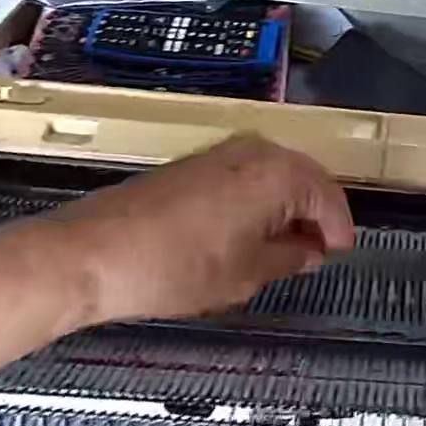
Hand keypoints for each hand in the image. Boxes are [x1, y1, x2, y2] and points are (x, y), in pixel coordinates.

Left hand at [48, 134, 354, 324]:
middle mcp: (261, 151)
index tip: (339, 252)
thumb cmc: (174, 266)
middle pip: (307, 181)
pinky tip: (247, 230)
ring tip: (281, 245)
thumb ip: (292, 258)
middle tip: (315, 251)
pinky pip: (248, 175)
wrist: (86, 254)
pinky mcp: (198, 161)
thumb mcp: (247, 274)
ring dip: (287, 207)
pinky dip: (258, 200)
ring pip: (277, 176)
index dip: (339, 230)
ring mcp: (226, 152)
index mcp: (283, 173)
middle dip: (315, 215)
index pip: (330, 198)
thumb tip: (310, 252)